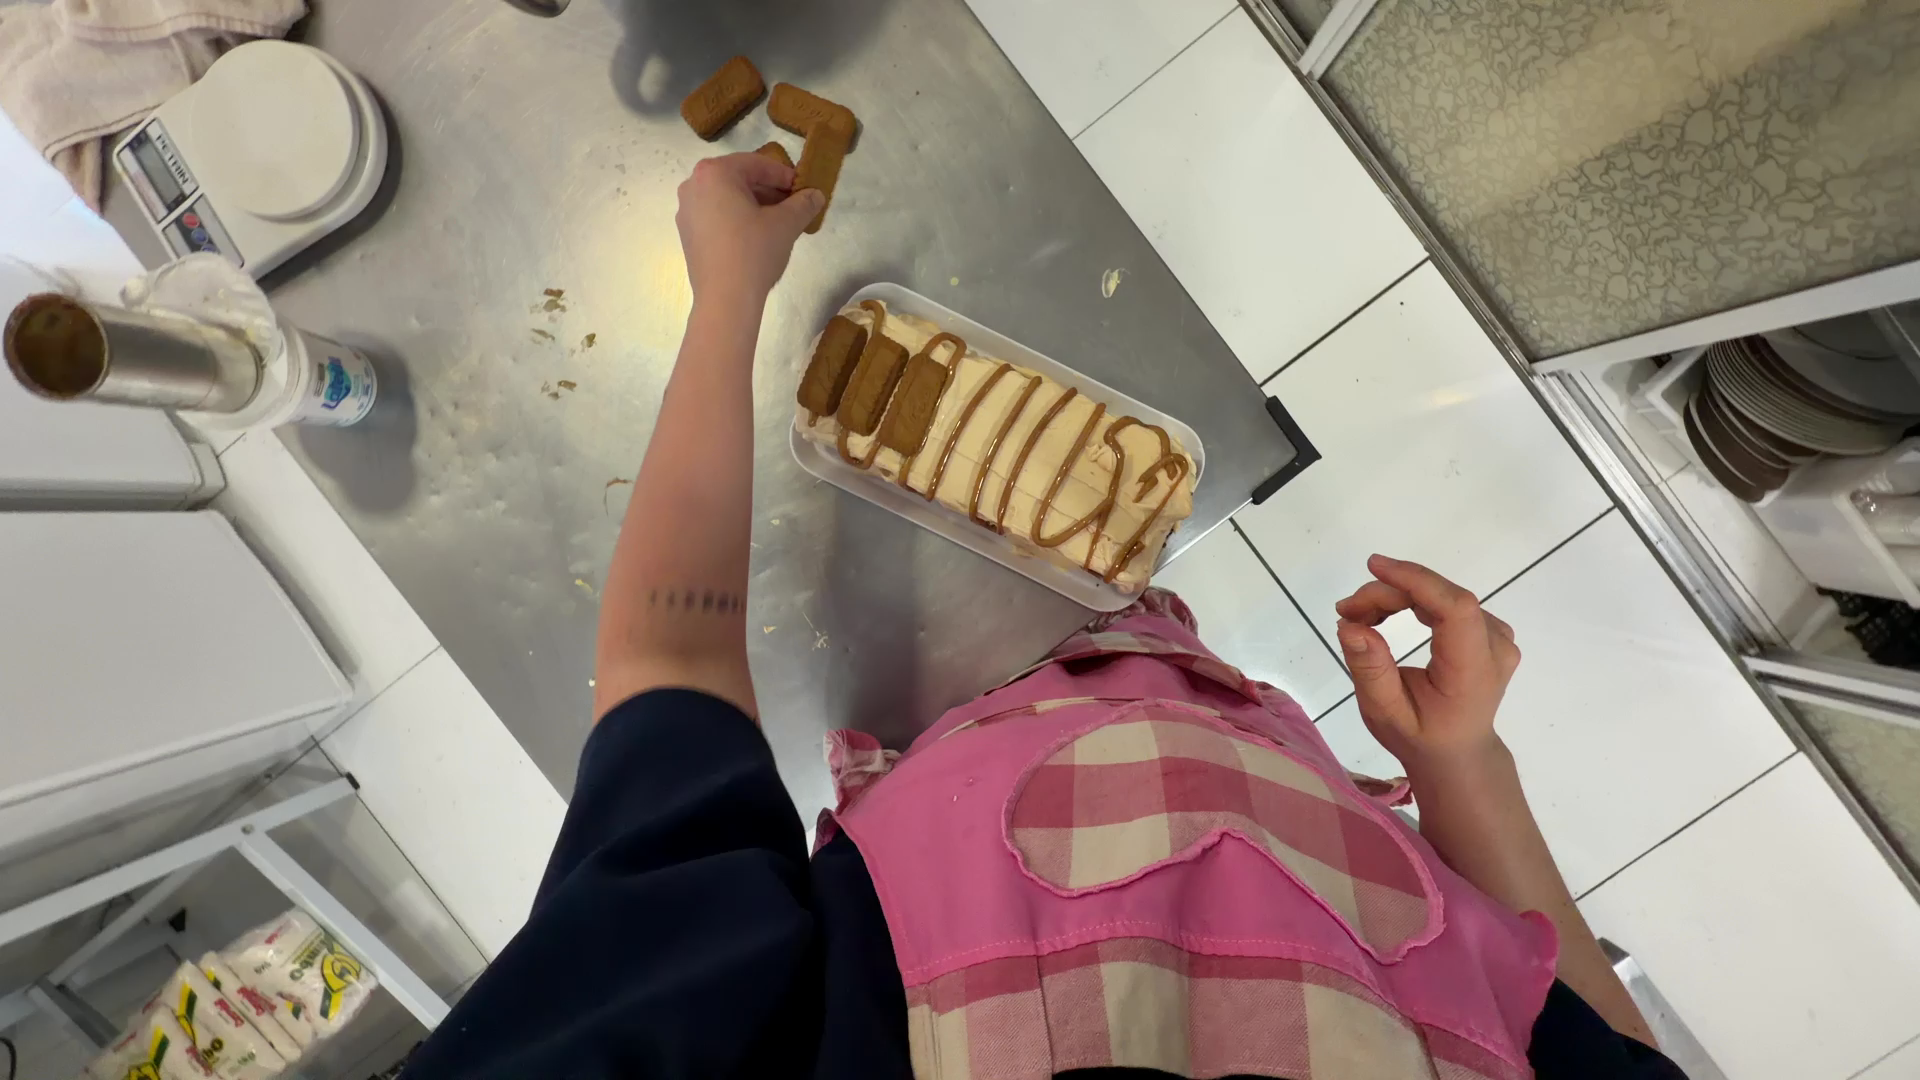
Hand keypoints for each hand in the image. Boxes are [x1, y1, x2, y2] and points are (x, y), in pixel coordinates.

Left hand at [674, 153, 824, 305]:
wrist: (725, 299)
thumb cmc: (754, 253)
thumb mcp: (785, 225)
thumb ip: (802, 205)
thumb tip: (816, 195)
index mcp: (716, 173)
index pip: (757, 164)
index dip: (785, 176)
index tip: (803, 190)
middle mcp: (694, 184)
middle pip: (739, 180)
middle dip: (769, 192)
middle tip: (793, 208)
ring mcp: (687, 210)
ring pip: (727, 200)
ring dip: (754, 207)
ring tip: (777, 225)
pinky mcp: (688, 235)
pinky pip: (716, 218)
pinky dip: (737, 222)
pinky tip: (755, 240)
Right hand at [1333, 555, 1520, 776]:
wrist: (1457, 752)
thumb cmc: (1419, 736)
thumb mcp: (1384, 712)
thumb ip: (1370, 669)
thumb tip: (1350, 626)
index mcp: (1472, 672)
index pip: (1455, 609)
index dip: (1416, 581)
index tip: (1374, 566)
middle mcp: (1494, 647)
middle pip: (1441, 597)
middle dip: (1387, 593)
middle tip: (1345, 610)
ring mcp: (1495, 636)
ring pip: (1439, 595)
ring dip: (1393, 596)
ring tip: (1357, 616)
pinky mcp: (1485, 631)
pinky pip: (1443, 600)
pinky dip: (1407, 600)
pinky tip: (1382, 615)